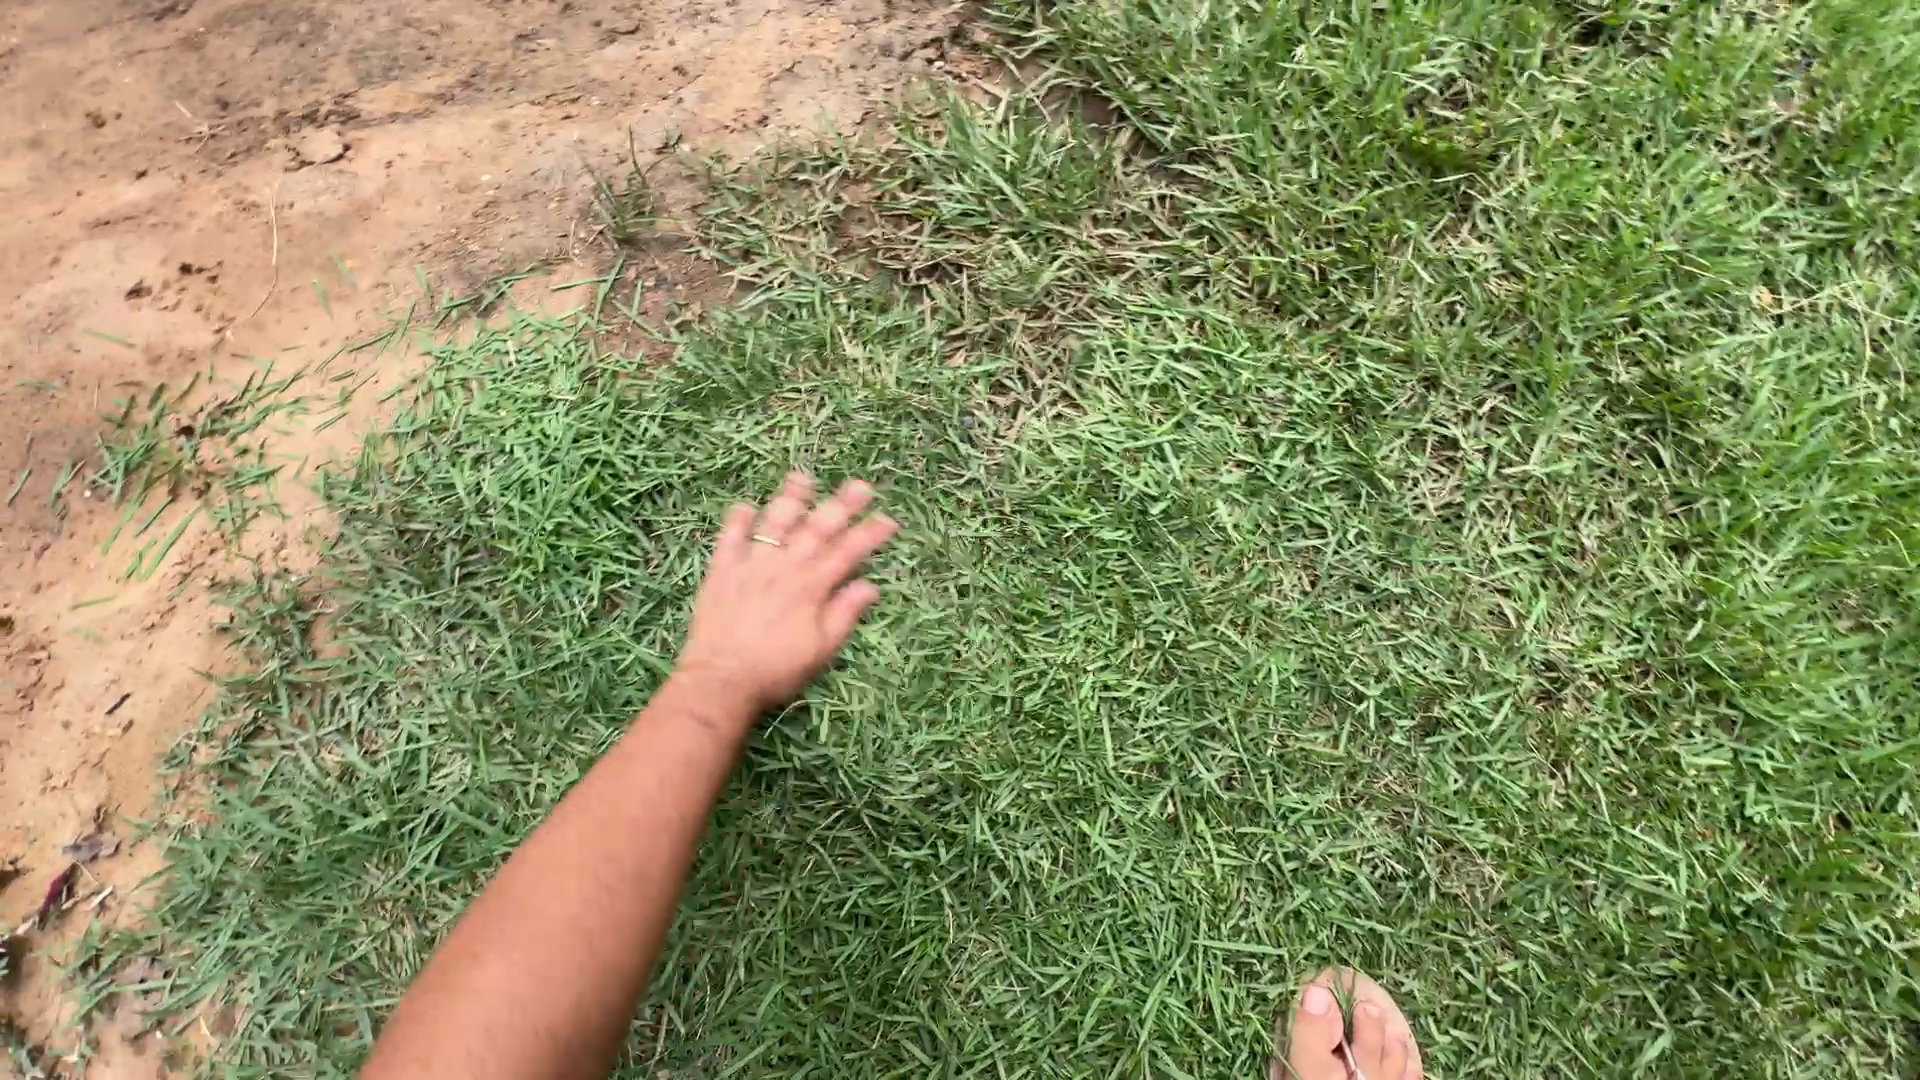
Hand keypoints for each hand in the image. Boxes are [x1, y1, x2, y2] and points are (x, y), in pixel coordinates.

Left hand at [673, 471, 897, 716]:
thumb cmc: (777, 670)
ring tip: (803, 477)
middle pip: (817, 529)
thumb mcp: (821, 649)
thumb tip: (870, 585)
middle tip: (860, 484)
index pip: (847, 553)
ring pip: (774, 524)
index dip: (870, 534)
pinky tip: (745, 506)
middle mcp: (783, 568)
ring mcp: (750, 566)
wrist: (720, 681)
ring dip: (790, 500)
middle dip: (841, 506)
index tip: (888, 519)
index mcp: (811, 587)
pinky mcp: (721, 572)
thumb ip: (844, 614)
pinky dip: (737, 521)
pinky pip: (729, 539)